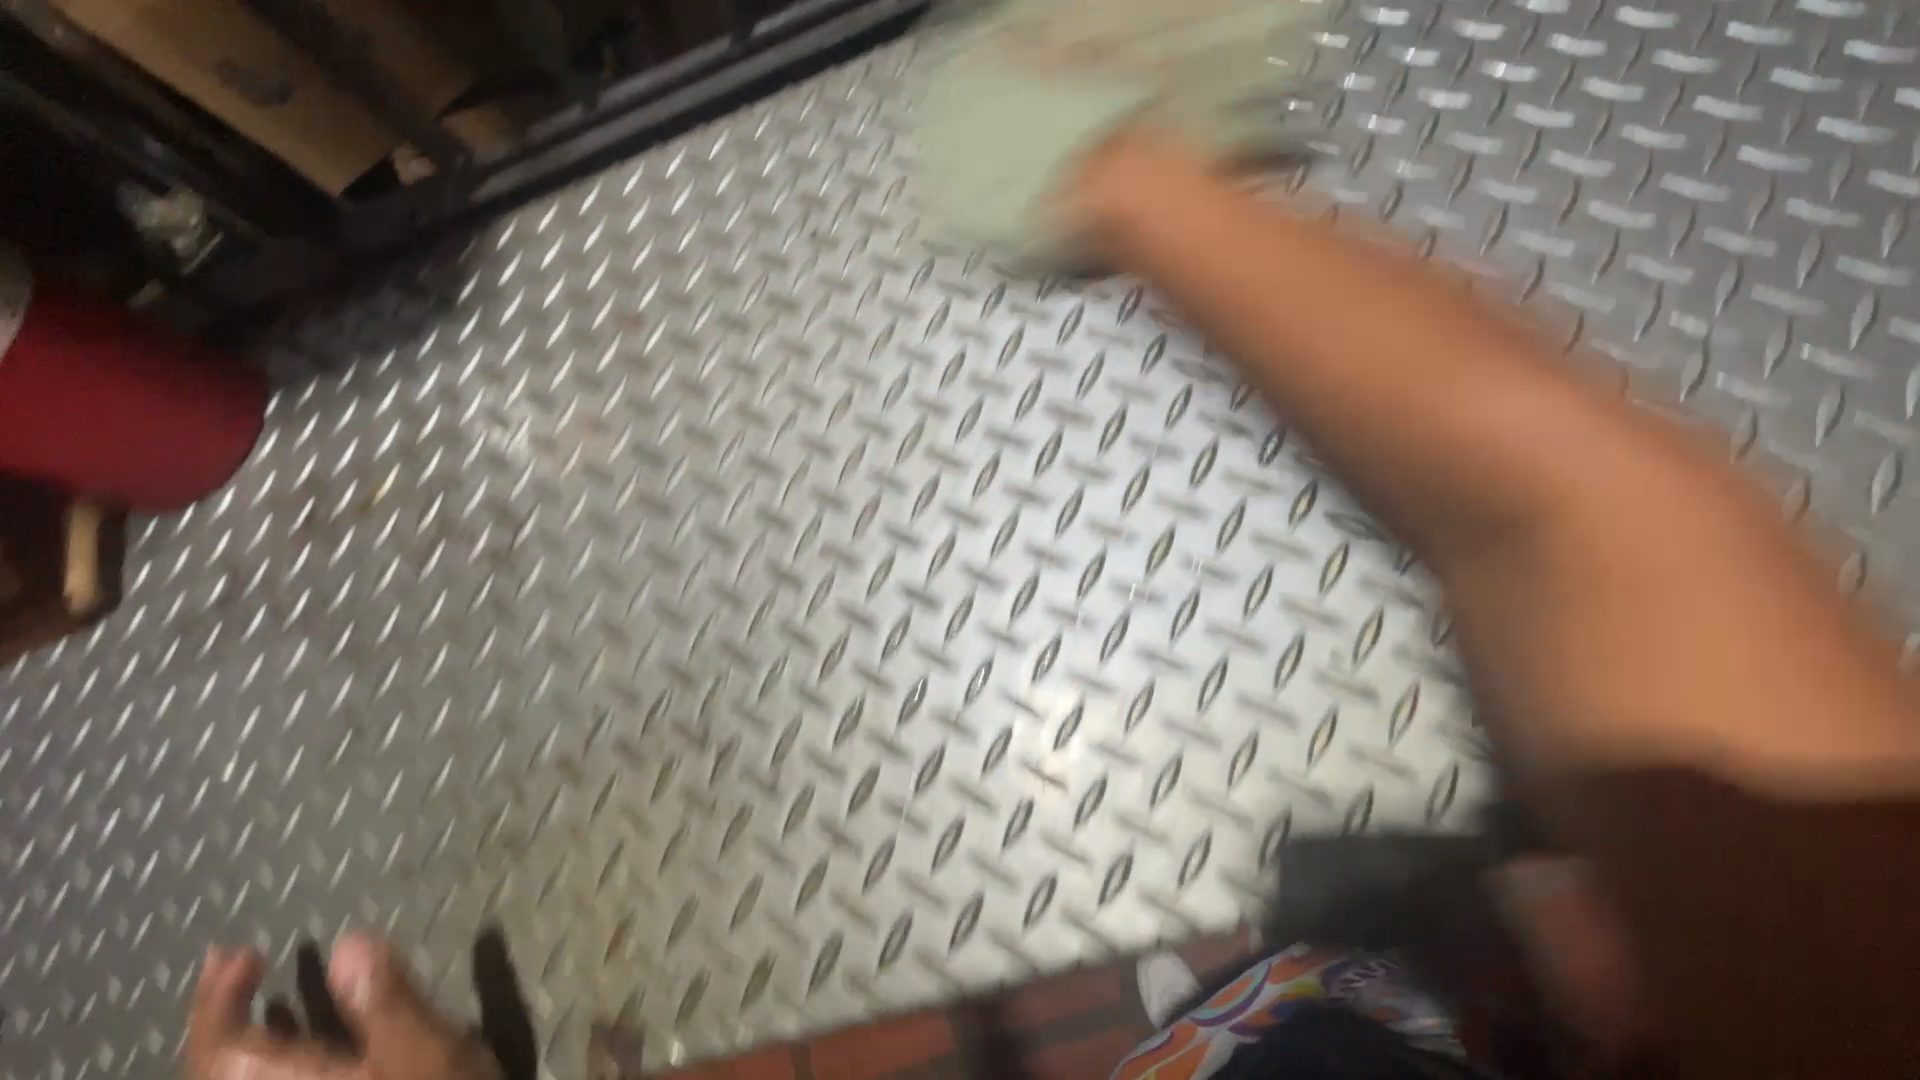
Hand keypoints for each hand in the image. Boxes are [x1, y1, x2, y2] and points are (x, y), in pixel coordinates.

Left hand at [188, 933, 507, 1079]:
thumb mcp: (424, 1053)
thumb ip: (386, 1001)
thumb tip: (348, 942)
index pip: (226, 1052)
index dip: (220, 1001)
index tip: (240, 951)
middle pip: (221, 1072)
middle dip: (221, 1015)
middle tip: (230, 962)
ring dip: (246, 1033)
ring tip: (253, 992)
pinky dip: (278, 1053)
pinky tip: (297, 1034)